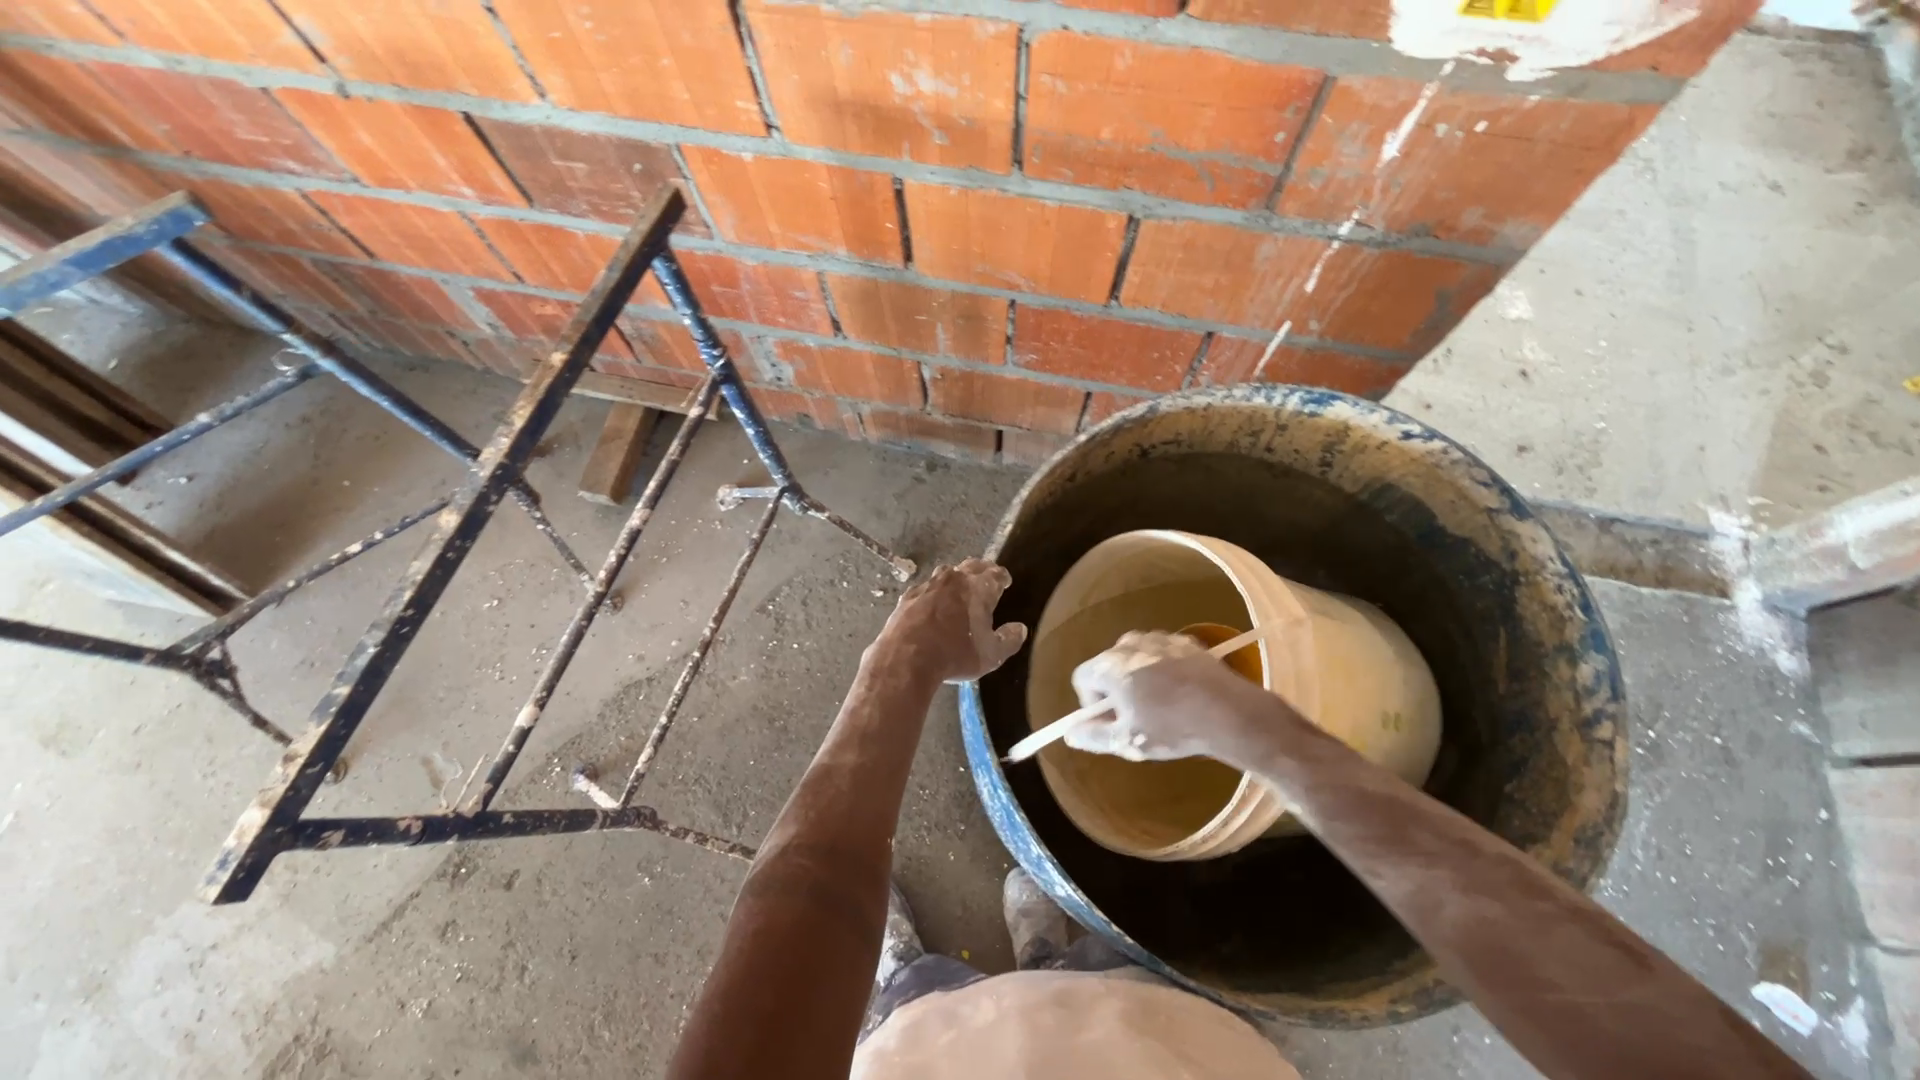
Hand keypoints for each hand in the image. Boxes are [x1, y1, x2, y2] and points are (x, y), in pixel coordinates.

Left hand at [872, 559, 1027, 684]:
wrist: (905, 658)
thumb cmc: (955, 655)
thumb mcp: (991, 655)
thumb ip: (1009, 640)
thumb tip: (1020, 628)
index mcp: (979, 588)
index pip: (996, 573)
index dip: (1002, 577)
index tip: (1005, 582)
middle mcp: (954, 579)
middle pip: (972, 566)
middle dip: (981, 571)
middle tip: (986, 580)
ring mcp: (928, 585)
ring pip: (946, 574)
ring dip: (956, 579)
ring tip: (959, 590)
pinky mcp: (908, 596)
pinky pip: (926, 588)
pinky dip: (933, 594)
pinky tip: (931, 605)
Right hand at [1062, 630, 1295, 766]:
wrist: (1229, 712)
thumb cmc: (1171, 728)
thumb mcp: (1127, 741)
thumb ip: (1092, 736)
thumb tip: (1070, 733)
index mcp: (1110, 665)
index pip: (1082, 678)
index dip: (1089, 703)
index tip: (1112, 722)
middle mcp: (1129, 644)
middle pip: (1108, 667)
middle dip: (1115, 691)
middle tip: (1136, 718)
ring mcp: (1159, 639)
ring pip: (1135, 660)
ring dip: (1140, 681)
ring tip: (1162, 708)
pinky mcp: (1185, 642)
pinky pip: (1161, 656)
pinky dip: (1163, 673)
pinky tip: (1182, 695)